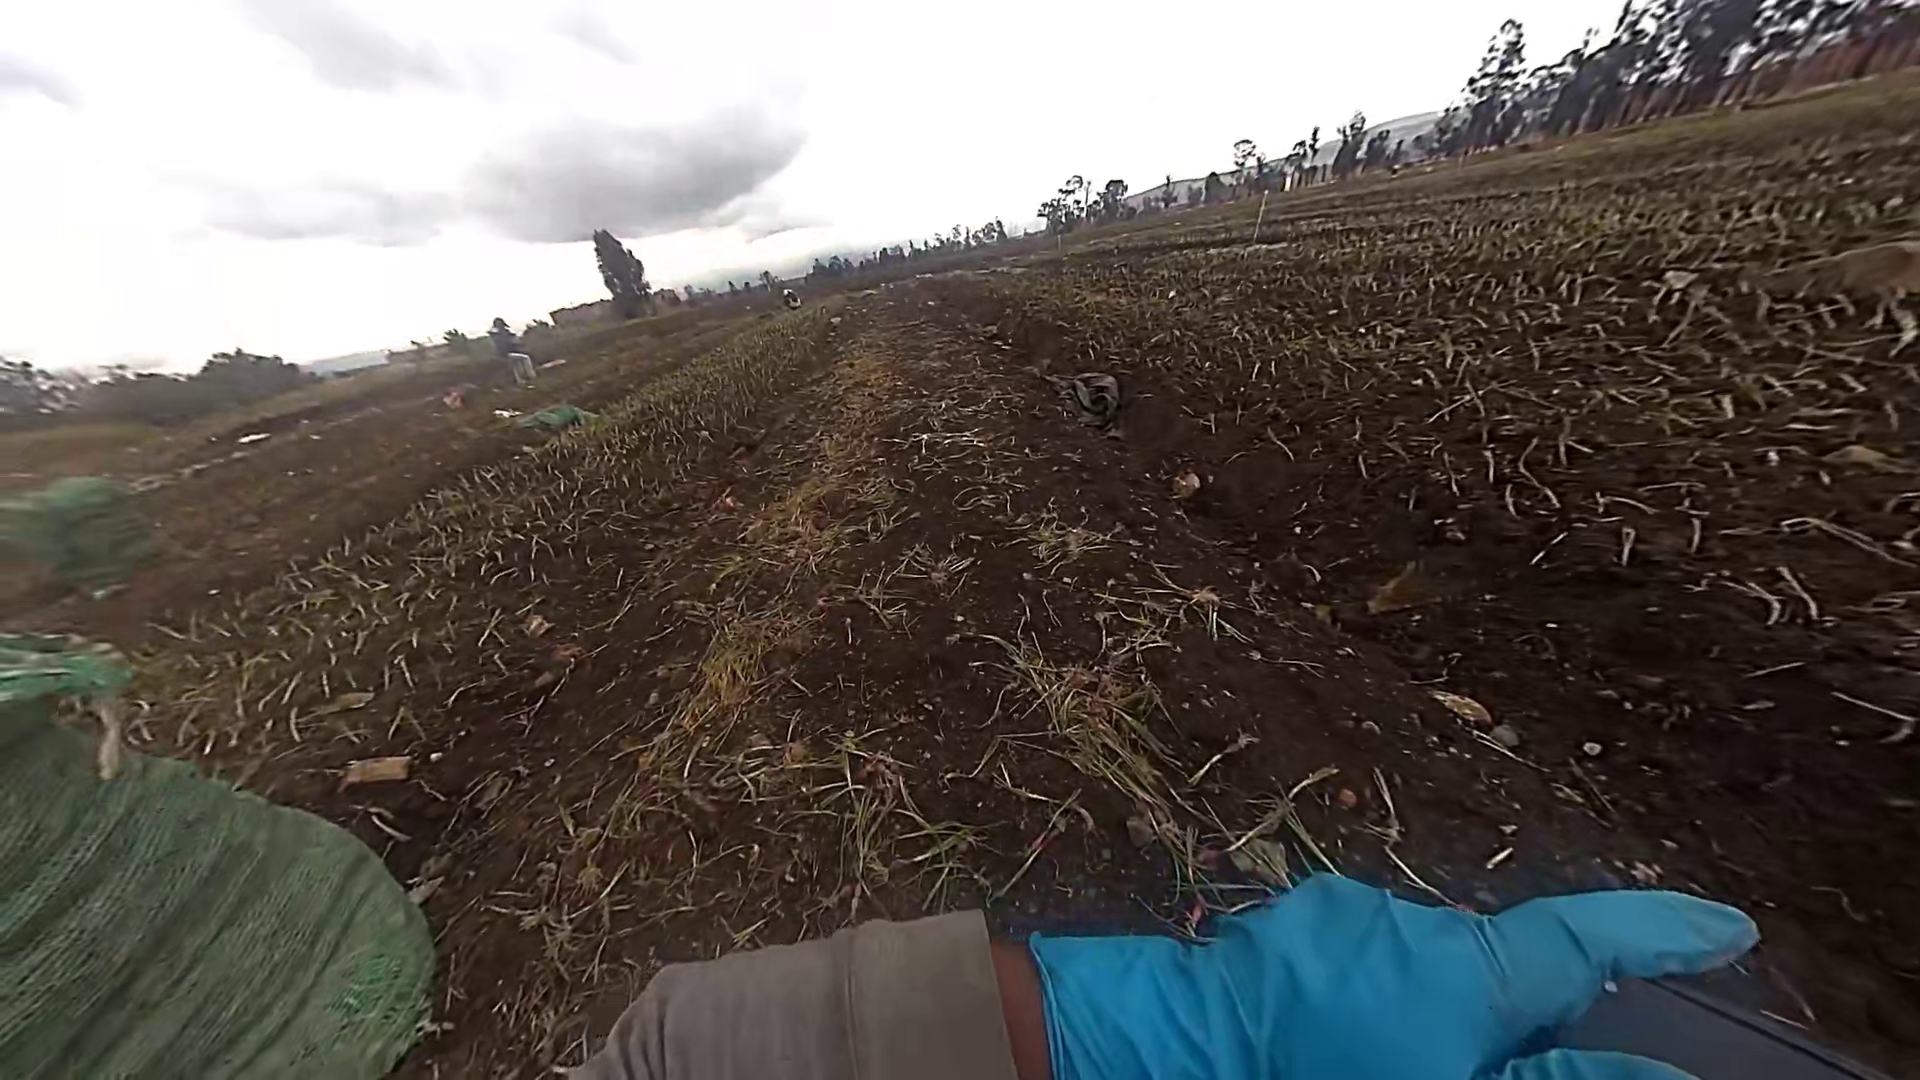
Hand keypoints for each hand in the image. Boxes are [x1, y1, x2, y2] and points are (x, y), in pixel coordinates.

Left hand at [1027, 873, 1757, 1079]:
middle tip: (1472, 1065)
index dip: (1651, 930)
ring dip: (1426, 1005)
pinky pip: (1362, 946)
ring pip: (1419, 960)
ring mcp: (1338, 905)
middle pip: (1490, 961)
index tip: (1719, 921)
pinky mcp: (1296, 910)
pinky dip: (1375, 985)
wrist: (1189, 1045)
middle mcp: (1397, 914)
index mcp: (1454, 966)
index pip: (1575, 940)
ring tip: (1381, 1055)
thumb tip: (1654, 1071)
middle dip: (1506, 1013)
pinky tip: (1338, 1027)